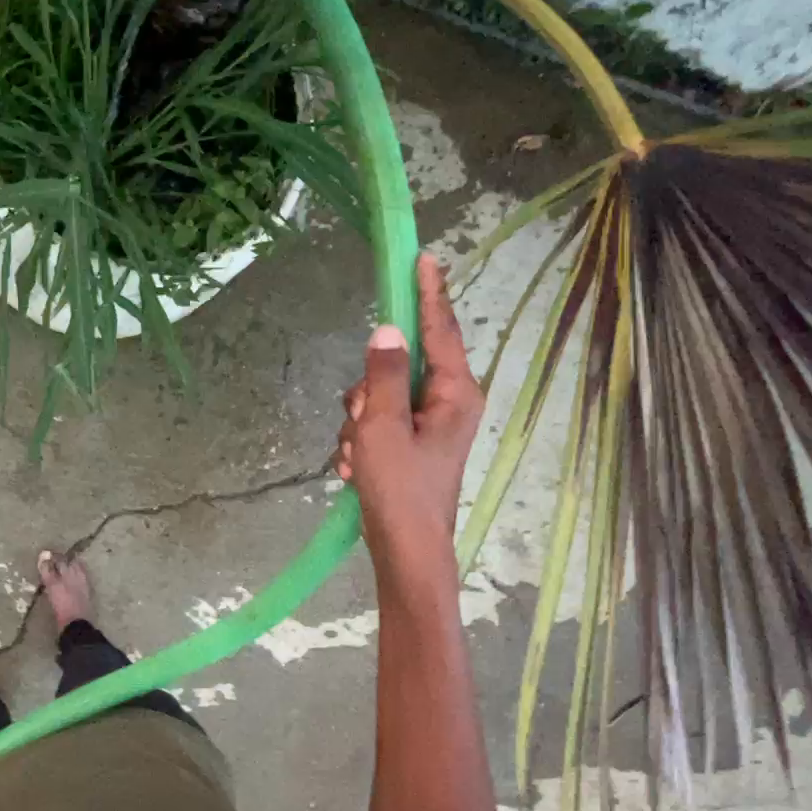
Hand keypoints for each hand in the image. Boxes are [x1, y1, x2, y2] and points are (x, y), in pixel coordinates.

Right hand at [335, 253, 483, 549]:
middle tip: (359, 424)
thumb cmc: (401, 491)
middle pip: (396, 367)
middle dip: (366, 394)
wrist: (404, 553)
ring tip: (359, 459)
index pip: (440, 330)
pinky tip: (356, 471)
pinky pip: (373, 427)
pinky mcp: (408, 448)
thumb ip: (383, 376)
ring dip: (357, 426)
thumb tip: (387, 330)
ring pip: (376, 399)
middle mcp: (446, 404)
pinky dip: (359, 446)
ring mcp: (426, 428)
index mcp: (454, 393)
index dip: (428, 294)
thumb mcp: (384, 428)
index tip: (424, 257)